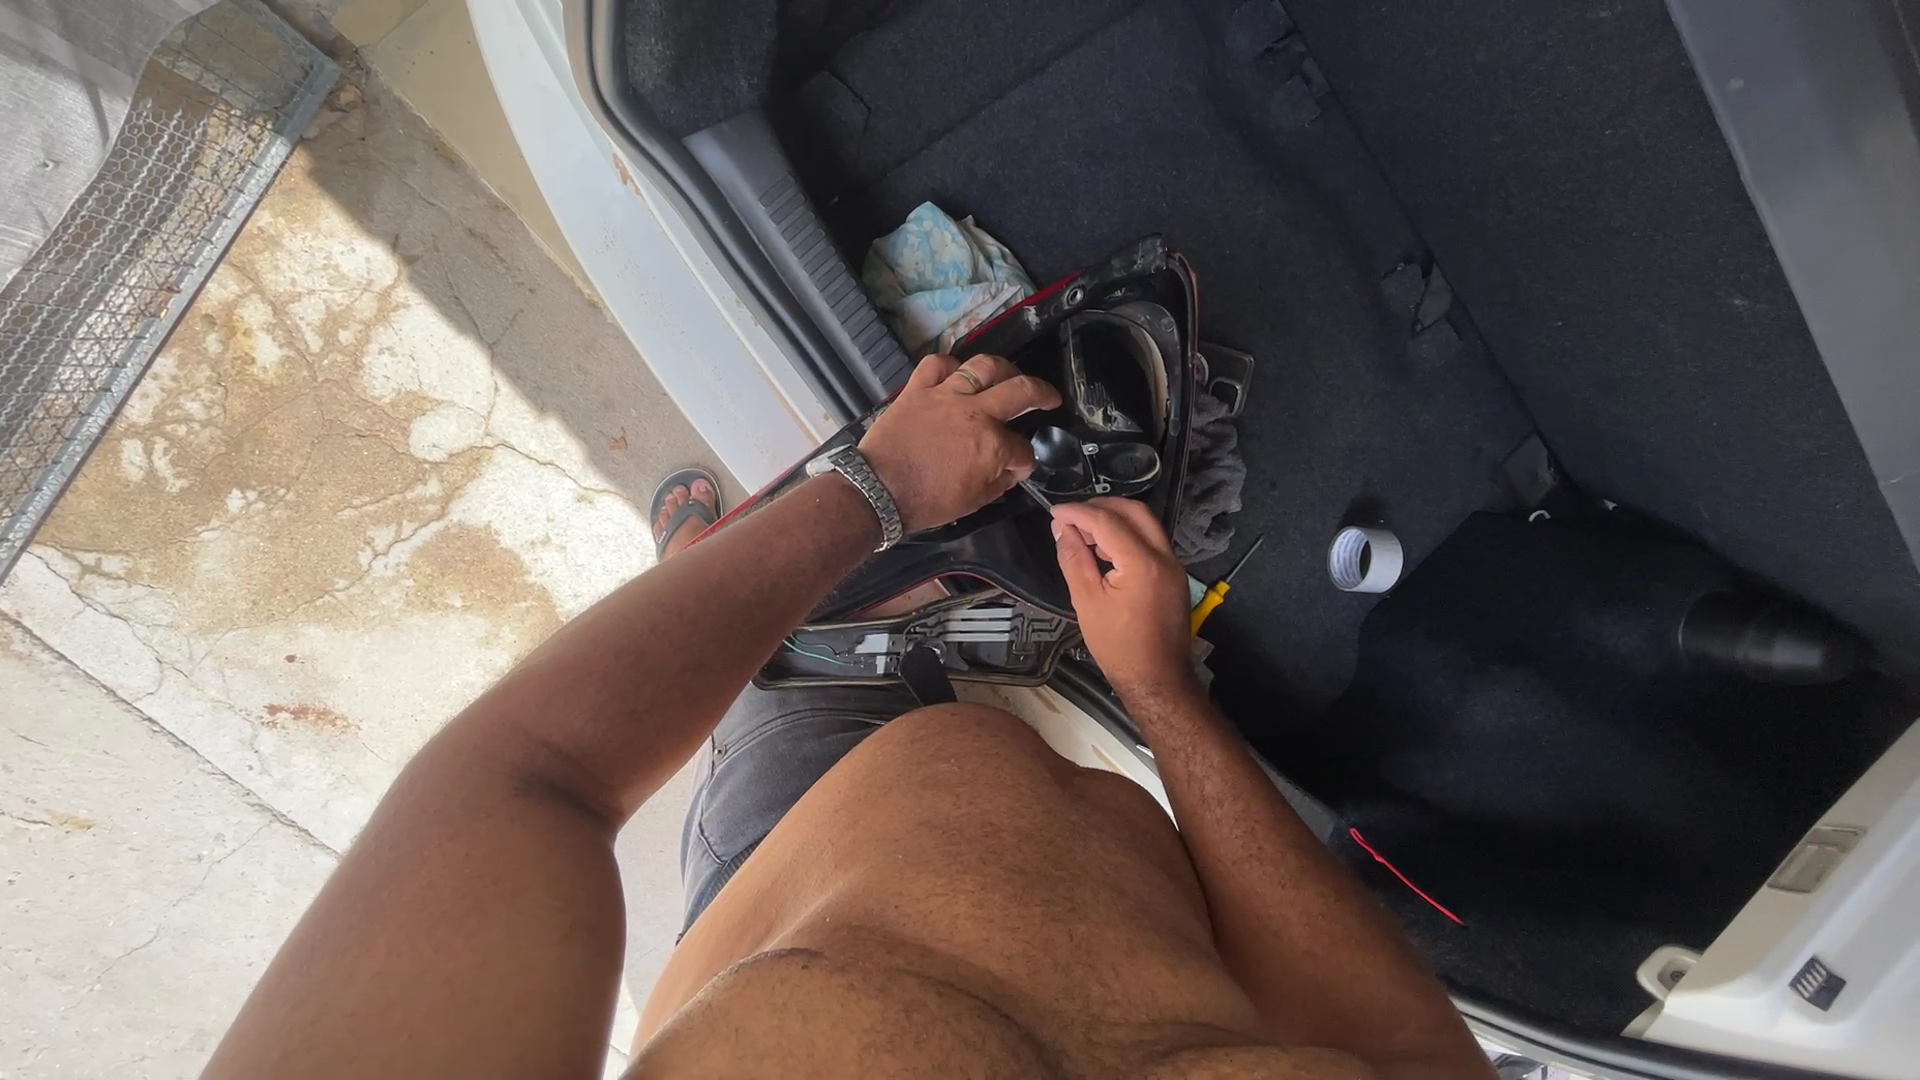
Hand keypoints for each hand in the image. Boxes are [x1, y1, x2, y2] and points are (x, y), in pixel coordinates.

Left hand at [859, 354, 1061, 531]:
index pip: (1023, 449)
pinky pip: (937, 364)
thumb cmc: (927, 502)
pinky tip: (957, 373)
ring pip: (983, 366)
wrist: (878, 492)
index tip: (1019, 467)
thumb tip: (1010, 471)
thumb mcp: (973, 502)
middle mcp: (975, 413)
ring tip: (1010, 375)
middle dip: (1044, 394)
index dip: (1025, 461)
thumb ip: (998, 482)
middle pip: (1021, 390)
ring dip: (1004, 368)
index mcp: (992, 445)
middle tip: (1050, 397)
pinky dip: (950, 366)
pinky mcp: (918, 390)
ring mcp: (945, 396)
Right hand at [1051, 498, 1199, 701]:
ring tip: (1083, 533)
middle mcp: (1164, 556)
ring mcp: (1173, 565)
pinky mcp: (1173, 576)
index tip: (1054, 512)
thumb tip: (1062, 529)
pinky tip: (1104, 550)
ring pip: (1145, 524)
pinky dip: (1126, 536)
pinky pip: (1150, 542)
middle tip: (1071, 517)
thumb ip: (1074, 559)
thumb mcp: (1087, 602)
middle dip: (1100, 507)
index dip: (1077, 512)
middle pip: (1133, 511)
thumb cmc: (1118, 647)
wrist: (1157, 680)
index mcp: (1142, 562)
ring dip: (1114, 520)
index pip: (1106, 521)